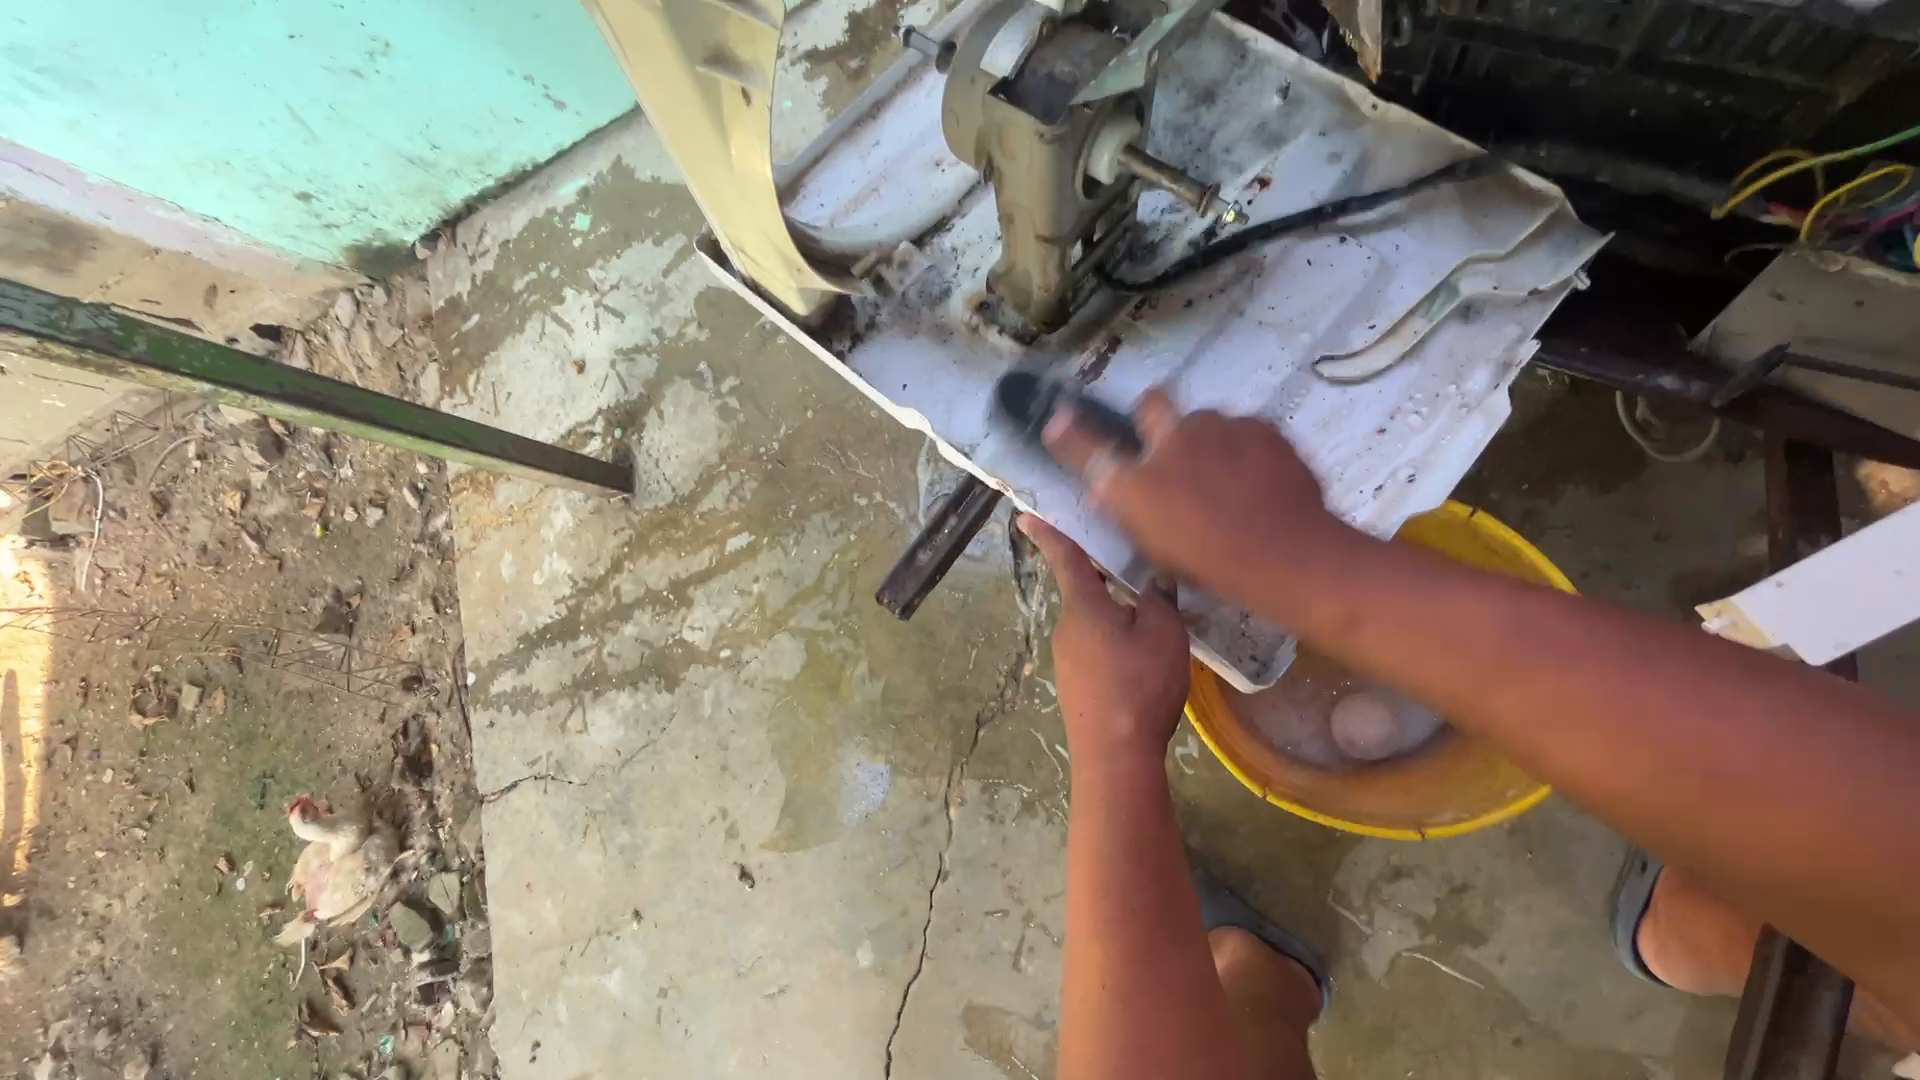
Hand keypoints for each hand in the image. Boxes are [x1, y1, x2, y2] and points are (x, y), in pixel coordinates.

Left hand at [1019, 514, 1189, 769]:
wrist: (1115, 754)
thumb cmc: (1139, 683)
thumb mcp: (1164, 634)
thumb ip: (1159, 600)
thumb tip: (1155, 581)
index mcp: (1082, 606)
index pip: (1064, 558)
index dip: (1048, 533)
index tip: (1024, 516)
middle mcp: (1066, 628)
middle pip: (1085, 594)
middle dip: (1106, 583)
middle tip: (1135, 574)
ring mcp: (1066, 661)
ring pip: (1093, 626)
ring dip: (1116, 620)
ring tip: (1154, 629)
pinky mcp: (1075, 687)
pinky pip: (1095, 653)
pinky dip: (1114, 648)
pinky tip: (1141, 665)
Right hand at [1043, 388, 1344, 600]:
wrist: (1286, 553)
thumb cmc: (1211, 562)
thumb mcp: (1156, 546)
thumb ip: (1128, 509)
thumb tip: (1103, 487)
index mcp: (1139, 478)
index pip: (1091, 447)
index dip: (1070, 433)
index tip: (1057, 421)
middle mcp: (1170, 441)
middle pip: (1152, 403)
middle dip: (1153, 415)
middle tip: (1169, 444)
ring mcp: (1220, 427)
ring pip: (1204, 420)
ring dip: (1206, 439)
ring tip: (1227, 476)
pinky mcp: (1263, 427)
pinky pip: (1244, 429)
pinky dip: (1244, 448)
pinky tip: (1256, 477)